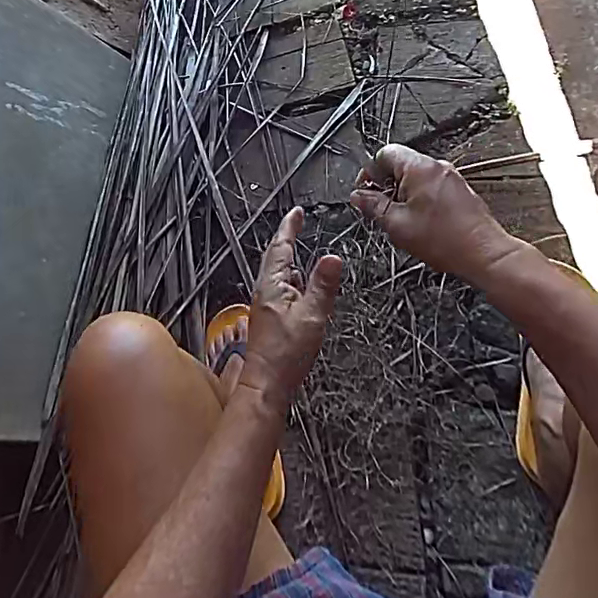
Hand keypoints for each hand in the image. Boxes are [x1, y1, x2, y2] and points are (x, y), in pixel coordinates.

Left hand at [239, 208, 344, 405]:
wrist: (266, 384)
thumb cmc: (285, 355)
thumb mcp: (312, 316)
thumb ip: (323, 286)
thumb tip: (333, 257)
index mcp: (272, 284)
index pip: (280, 245)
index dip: (289, 227)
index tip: (297, 213)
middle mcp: (264, 290)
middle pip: (275, 255)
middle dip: (287, 237)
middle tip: (297, 224)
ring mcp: (264, 303)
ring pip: (277, 271)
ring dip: (288, 256)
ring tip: (300, 247)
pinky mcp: (268, 316)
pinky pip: (279, 286)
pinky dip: (290, 277)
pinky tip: (299, 286)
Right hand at [349, 144, 527, 283]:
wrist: (484, 254)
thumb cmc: (447, 240)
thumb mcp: (397, 224)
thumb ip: (373, 206)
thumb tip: (359, 197)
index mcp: (419, 168)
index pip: (384, 153)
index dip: (369, 172)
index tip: (365, 191)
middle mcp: (436, 167)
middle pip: (400, 164)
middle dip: (386, 185)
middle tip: (382, 208)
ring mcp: (450, 177)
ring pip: (415, 176)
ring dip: (403, 193)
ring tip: (403, 219)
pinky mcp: (458, 190)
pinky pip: (431, 186)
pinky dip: (420, 199)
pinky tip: (421, 222)